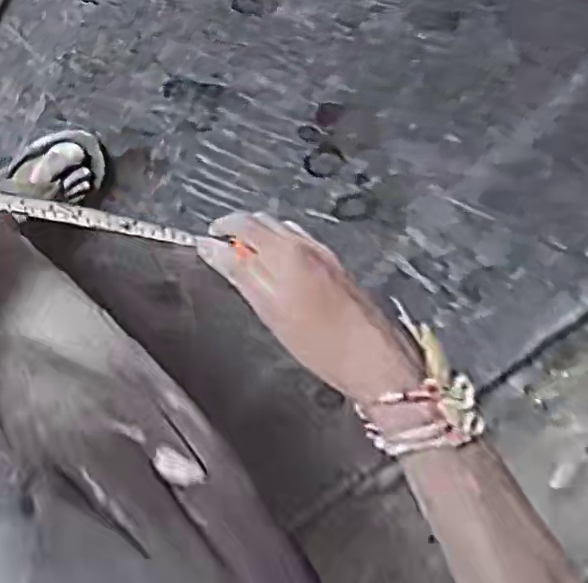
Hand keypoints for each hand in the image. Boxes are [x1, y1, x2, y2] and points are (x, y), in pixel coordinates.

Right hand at [199, 212, 422, 403]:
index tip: (209, 238)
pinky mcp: (339, 269)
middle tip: (225, 251)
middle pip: (264, 221)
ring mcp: (326, 256)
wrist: (378, 367)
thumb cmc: (319, 342)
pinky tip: (280, 272)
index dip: (221, 226)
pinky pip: (301, 244)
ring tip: (250, 263)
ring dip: (262, 237)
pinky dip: (282, 247)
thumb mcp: (265, 307)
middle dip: (240, 229)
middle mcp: (307, 246)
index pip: (243, 222)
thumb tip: (209, 247)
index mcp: (285, 251)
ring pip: (284, 231)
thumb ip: (235, 271)